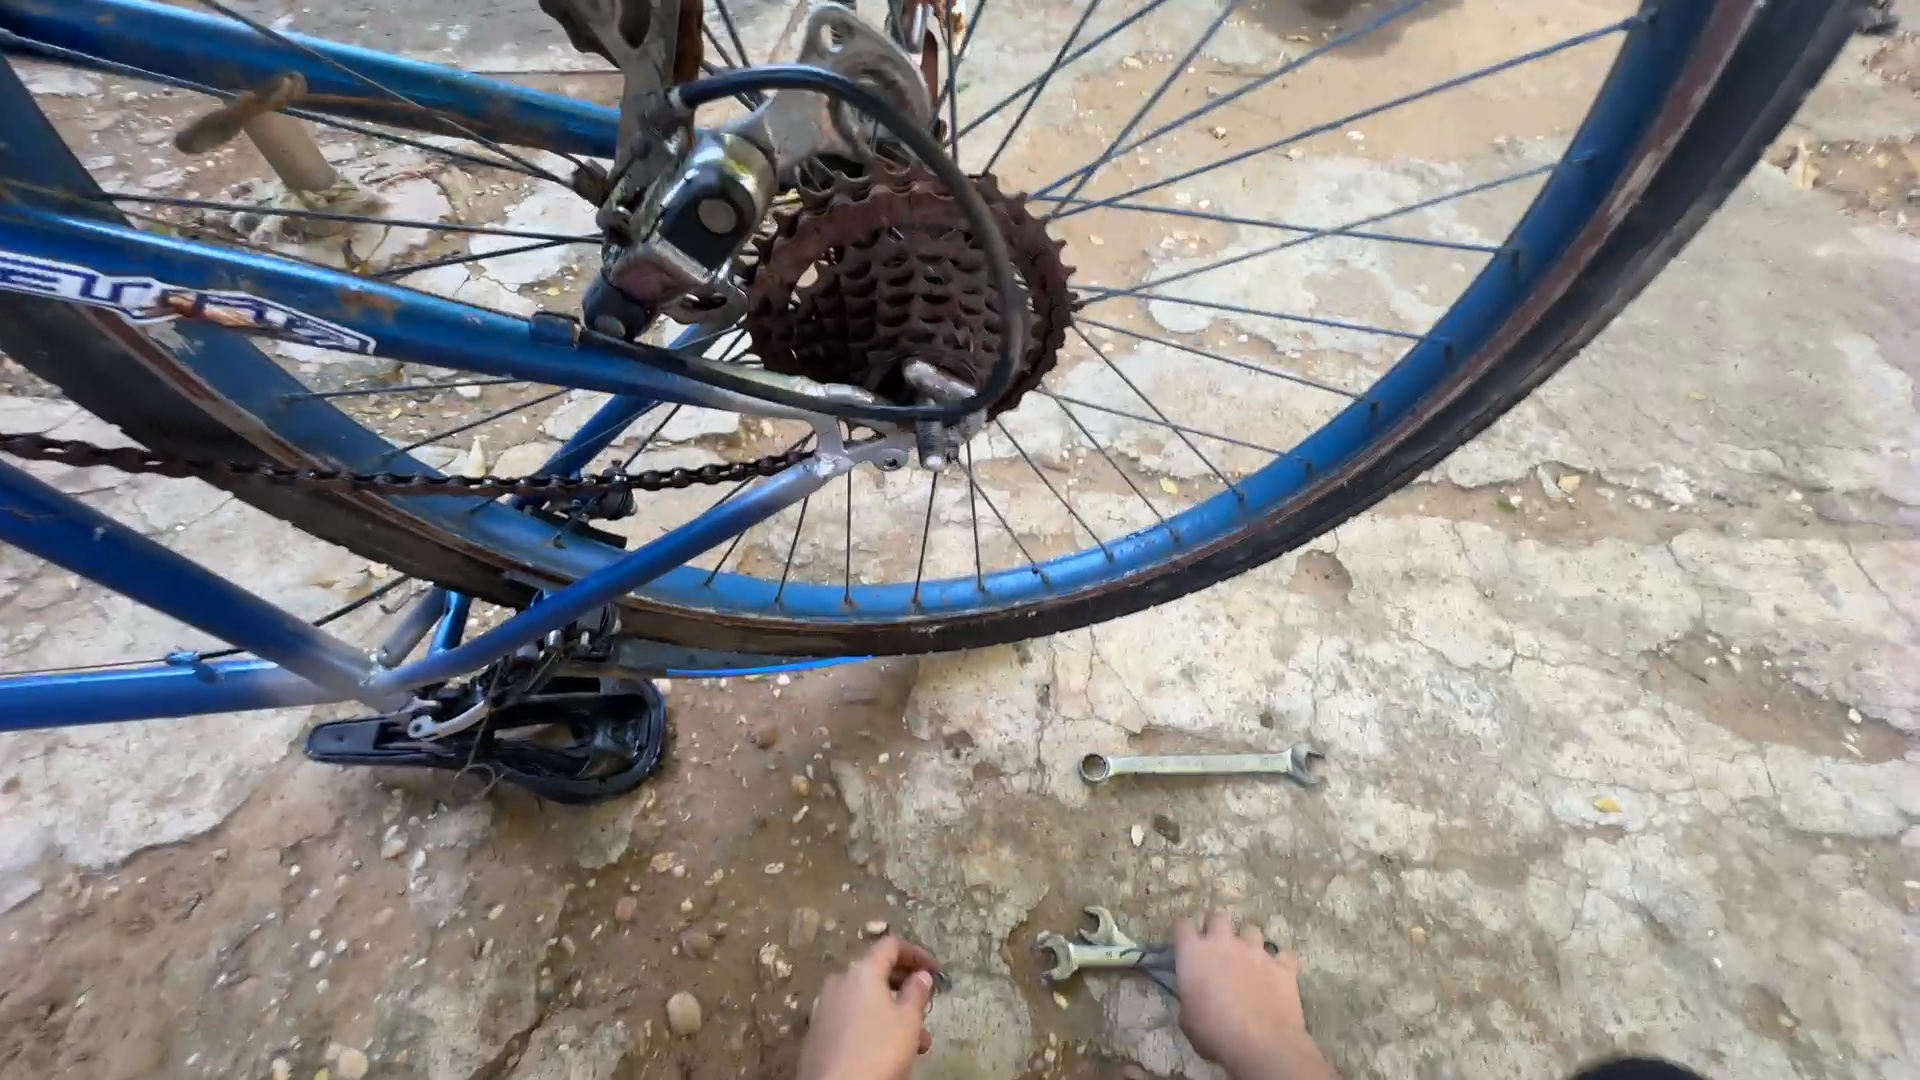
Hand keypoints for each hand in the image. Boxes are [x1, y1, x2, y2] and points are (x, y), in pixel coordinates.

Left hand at [798, 937, 941, 1079]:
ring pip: (866, 1000)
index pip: (891, 945)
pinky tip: (886, 1049)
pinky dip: (872, 1024)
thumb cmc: (877, 1052)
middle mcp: (840, 981)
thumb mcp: (907, 1021)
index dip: (917, 954)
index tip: (935, 971)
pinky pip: (852, 1017)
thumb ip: (917, 992)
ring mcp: (825, 1006)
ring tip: (917, 1042)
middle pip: (877, 972)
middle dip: (906, 988)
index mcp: (862, 970)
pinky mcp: (817, 1032)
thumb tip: (921, 975)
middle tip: (927, 1006)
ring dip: (893, 1012)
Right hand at [1172, 913, 1335, 1079]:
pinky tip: (1278, 972)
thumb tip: (1192, 995)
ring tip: (1251, 958)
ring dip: (1249, 941)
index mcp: (1194, 953)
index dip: (1184, 933)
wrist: (1262, 1046)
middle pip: (1219, 917)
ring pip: (1251, 929)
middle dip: (1219, 927)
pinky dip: (1280, 962)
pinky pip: (1284, 955)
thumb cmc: (1215, 1033)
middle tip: (1219, 946)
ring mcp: (1255, 951)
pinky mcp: (1282, 966)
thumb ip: (1188, 997)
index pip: (1183, 925)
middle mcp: (1223, 942)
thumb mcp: (1187, 1019)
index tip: (1186, 944)